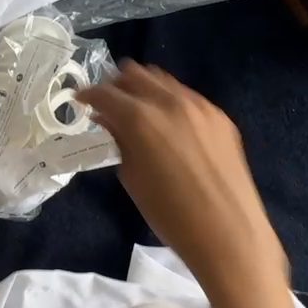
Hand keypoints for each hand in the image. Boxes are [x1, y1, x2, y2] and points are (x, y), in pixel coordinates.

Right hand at [77, 61, 286, 288]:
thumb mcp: (131, 177)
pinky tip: (168, 124)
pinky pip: (187, 97)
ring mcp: (200, 107)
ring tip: (136, 108)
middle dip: (116, 84)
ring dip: (143, 88)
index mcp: (140, 118)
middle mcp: (170, 102)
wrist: (228, 233)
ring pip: (163, 80)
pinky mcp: (220, 117)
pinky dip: (169, 101)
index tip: (80, 100)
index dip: (88, 95)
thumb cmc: (169, 214)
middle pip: (135, 74)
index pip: (105, 93)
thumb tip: (109, 120)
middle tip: (108, 102)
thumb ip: (119, 140)